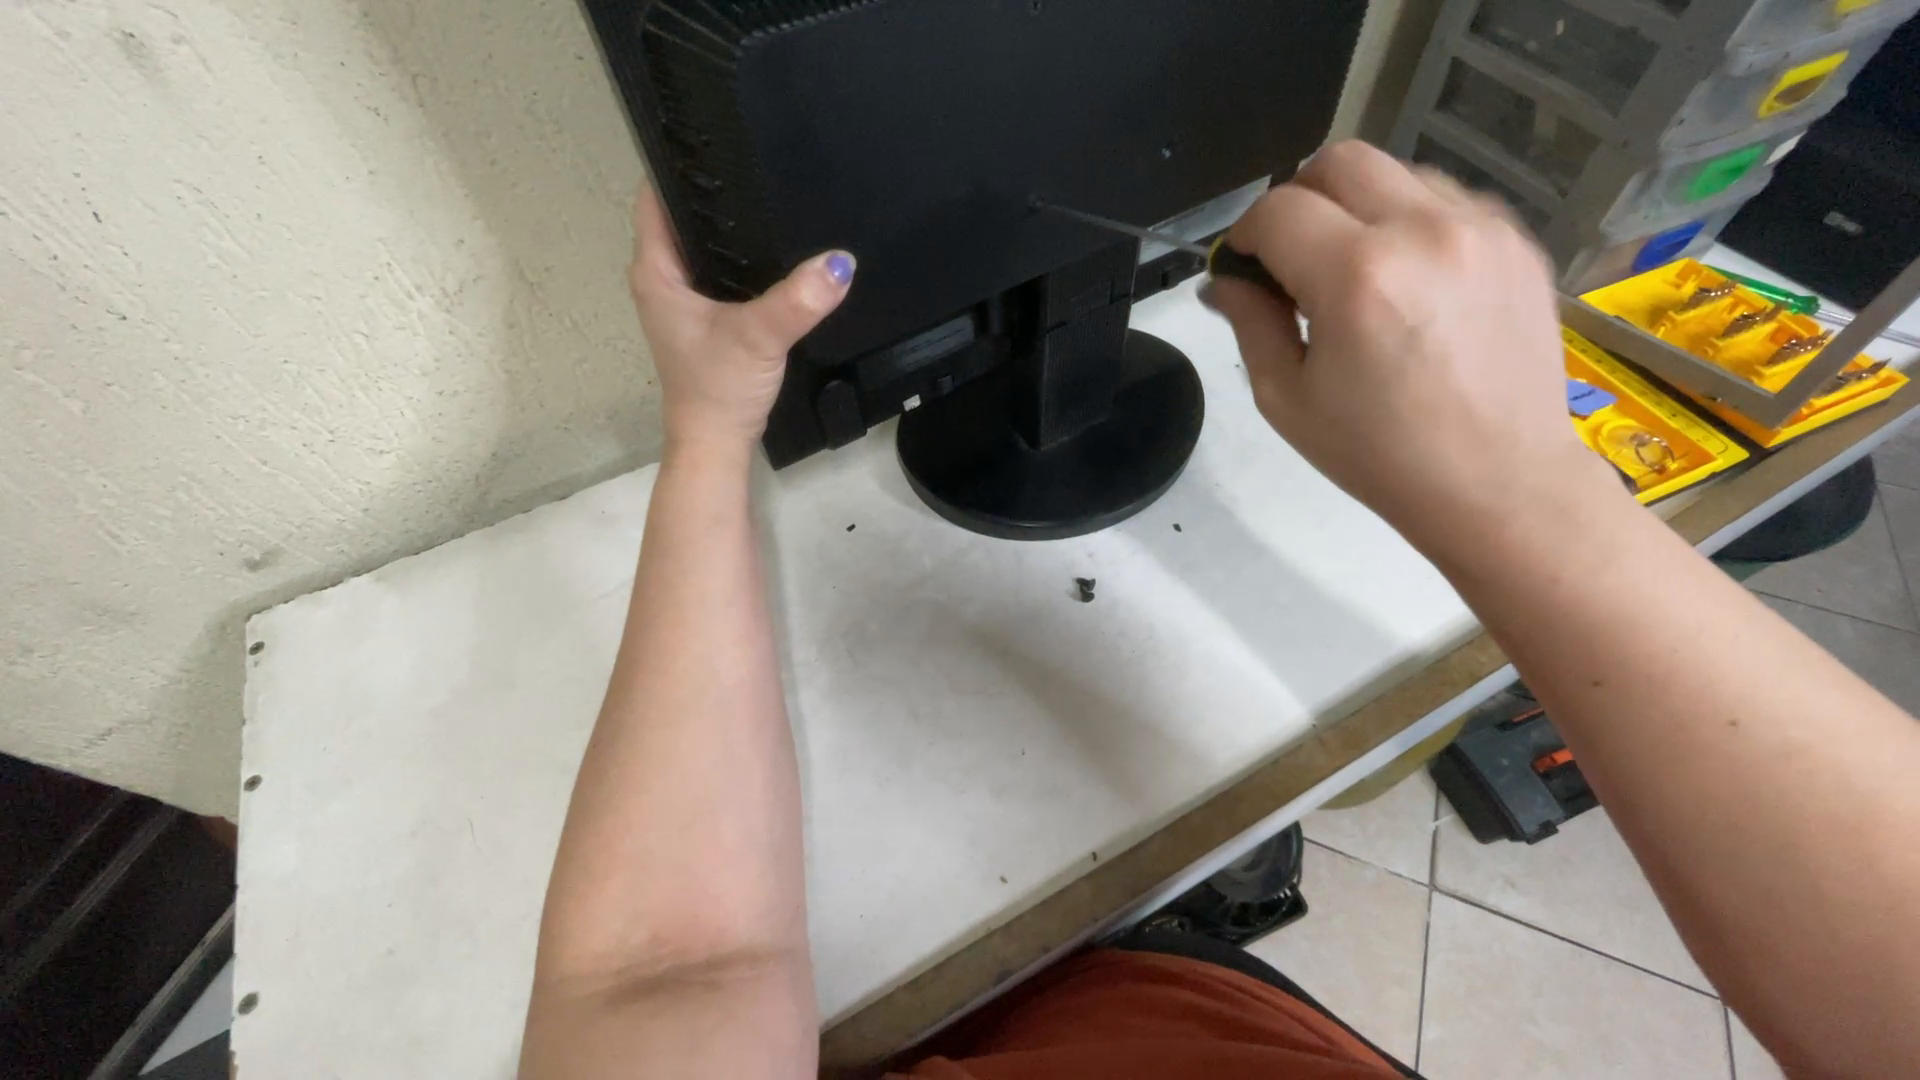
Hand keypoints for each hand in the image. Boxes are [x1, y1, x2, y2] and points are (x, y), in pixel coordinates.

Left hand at [629, 183, 855, 455]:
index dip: (680, 166)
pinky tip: (771, 255)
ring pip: (702, 248)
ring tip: (769, 200)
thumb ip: (799, 300)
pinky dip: (739, 261)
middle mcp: (662, 281)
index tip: (719, 142)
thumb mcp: (759, 336)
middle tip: (758, 167)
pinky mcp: (704, 322)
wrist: (716, 443)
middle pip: (683, 218)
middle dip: (715, 194)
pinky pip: (719, 274)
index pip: (656, 196)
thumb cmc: (719, 388)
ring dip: (729, 229)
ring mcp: (681, 303)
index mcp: (656, 272)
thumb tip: (841, 263)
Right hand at [1206, 141, 1620, 554]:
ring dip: (1355, 208)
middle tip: (1290, 258)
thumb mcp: (1286, 398)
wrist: (1497, 481)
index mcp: (1356, 276)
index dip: (1244, 235)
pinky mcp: (1517, 240)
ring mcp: (1481, 228)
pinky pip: (1445, 200)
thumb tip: (1223, 280)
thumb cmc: (1378, 453)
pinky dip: (1408, 222)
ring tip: (1353, 274)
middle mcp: (1423, 231)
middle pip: (1337, 162)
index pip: (1277, 210)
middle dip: (1297, 201)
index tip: (1243, 269)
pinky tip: (1405, 281)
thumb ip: (1249, 322)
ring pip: (1395, 173)